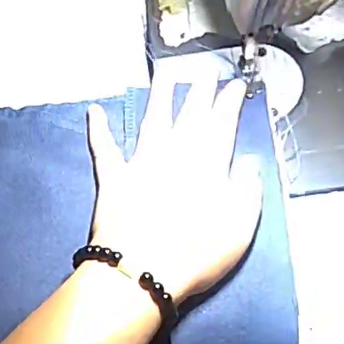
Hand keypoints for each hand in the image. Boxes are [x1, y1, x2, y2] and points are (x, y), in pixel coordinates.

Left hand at [86, 79, 264, 300]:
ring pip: (152, 119)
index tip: (235, 85)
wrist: (142, 271)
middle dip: (200, 90)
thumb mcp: (240, 224)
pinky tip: (95, 112)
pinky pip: (105, 148)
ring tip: (166, 76)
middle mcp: (174, 152)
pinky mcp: (113, 178)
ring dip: (160, 96)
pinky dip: (100, 130)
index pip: (222, 121)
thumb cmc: (197, 253)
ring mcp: (141, 162)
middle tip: (205, 72)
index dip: (229, 100)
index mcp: (209, 162)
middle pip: (189, 113)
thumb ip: (247, 188)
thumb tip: (248, 161)